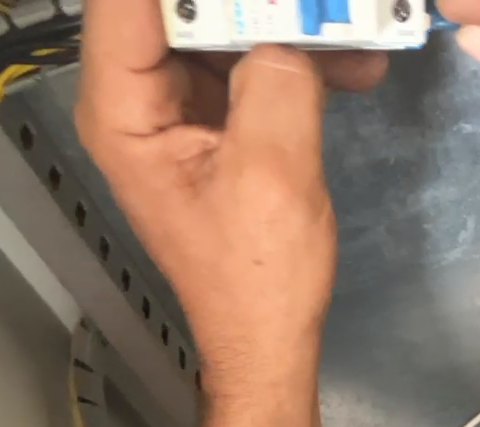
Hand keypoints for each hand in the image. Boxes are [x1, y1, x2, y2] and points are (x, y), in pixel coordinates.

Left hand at [76, 0, 385, 395]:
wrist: (271, 340)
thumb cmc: (259, 276)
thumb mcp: (272, 174)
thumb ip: (276, 82)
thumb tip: (290, 30)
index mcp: (125, 110)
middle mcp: (140, 99)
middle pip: (181, 6)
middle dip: (253, 1)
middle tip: (315, 2)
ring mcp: (181, 113)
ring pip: (226, 30)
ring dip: (289, 23)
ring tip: (355, 25)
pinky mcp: (220, 129)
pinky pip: (253, 70)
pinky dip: (300, 63)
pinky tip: (353, 66)